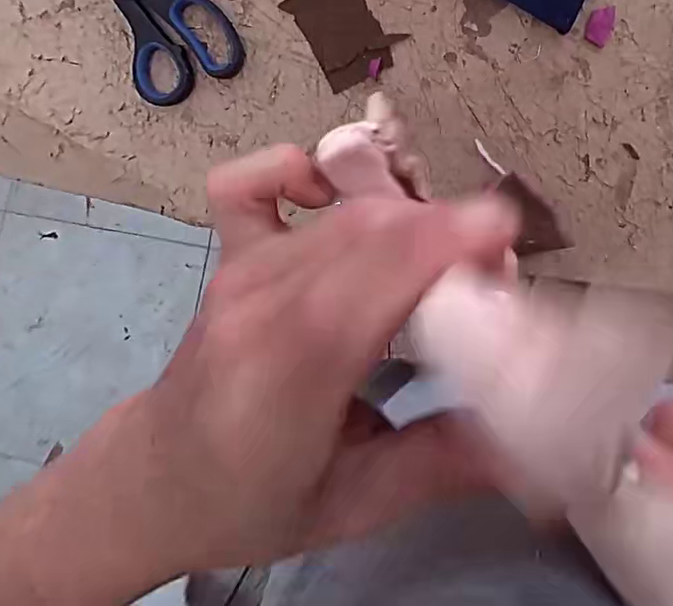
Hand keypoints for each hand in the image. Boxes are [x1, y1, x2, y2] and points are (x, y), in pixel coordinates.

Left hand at [71, 145, 518, 574]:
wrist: (148, 484)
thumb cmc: (252, 500)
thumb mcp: (354, 505)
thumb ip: (440, 462)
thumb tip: (524, 432)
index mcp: (295, 368)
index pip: (377, 269)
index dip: (451, 234)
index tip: (506, 243)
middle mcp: (266, 300)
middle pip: (378, 225)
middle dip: (452, 230)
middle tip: (491, 268)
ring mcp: (244, 268)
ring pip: (348, 204)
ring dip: (415, 211)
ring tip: (445, 247)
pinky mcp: (232, 251)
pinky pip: (256, 181)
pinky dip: (308, 167)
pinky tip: (340, 192)